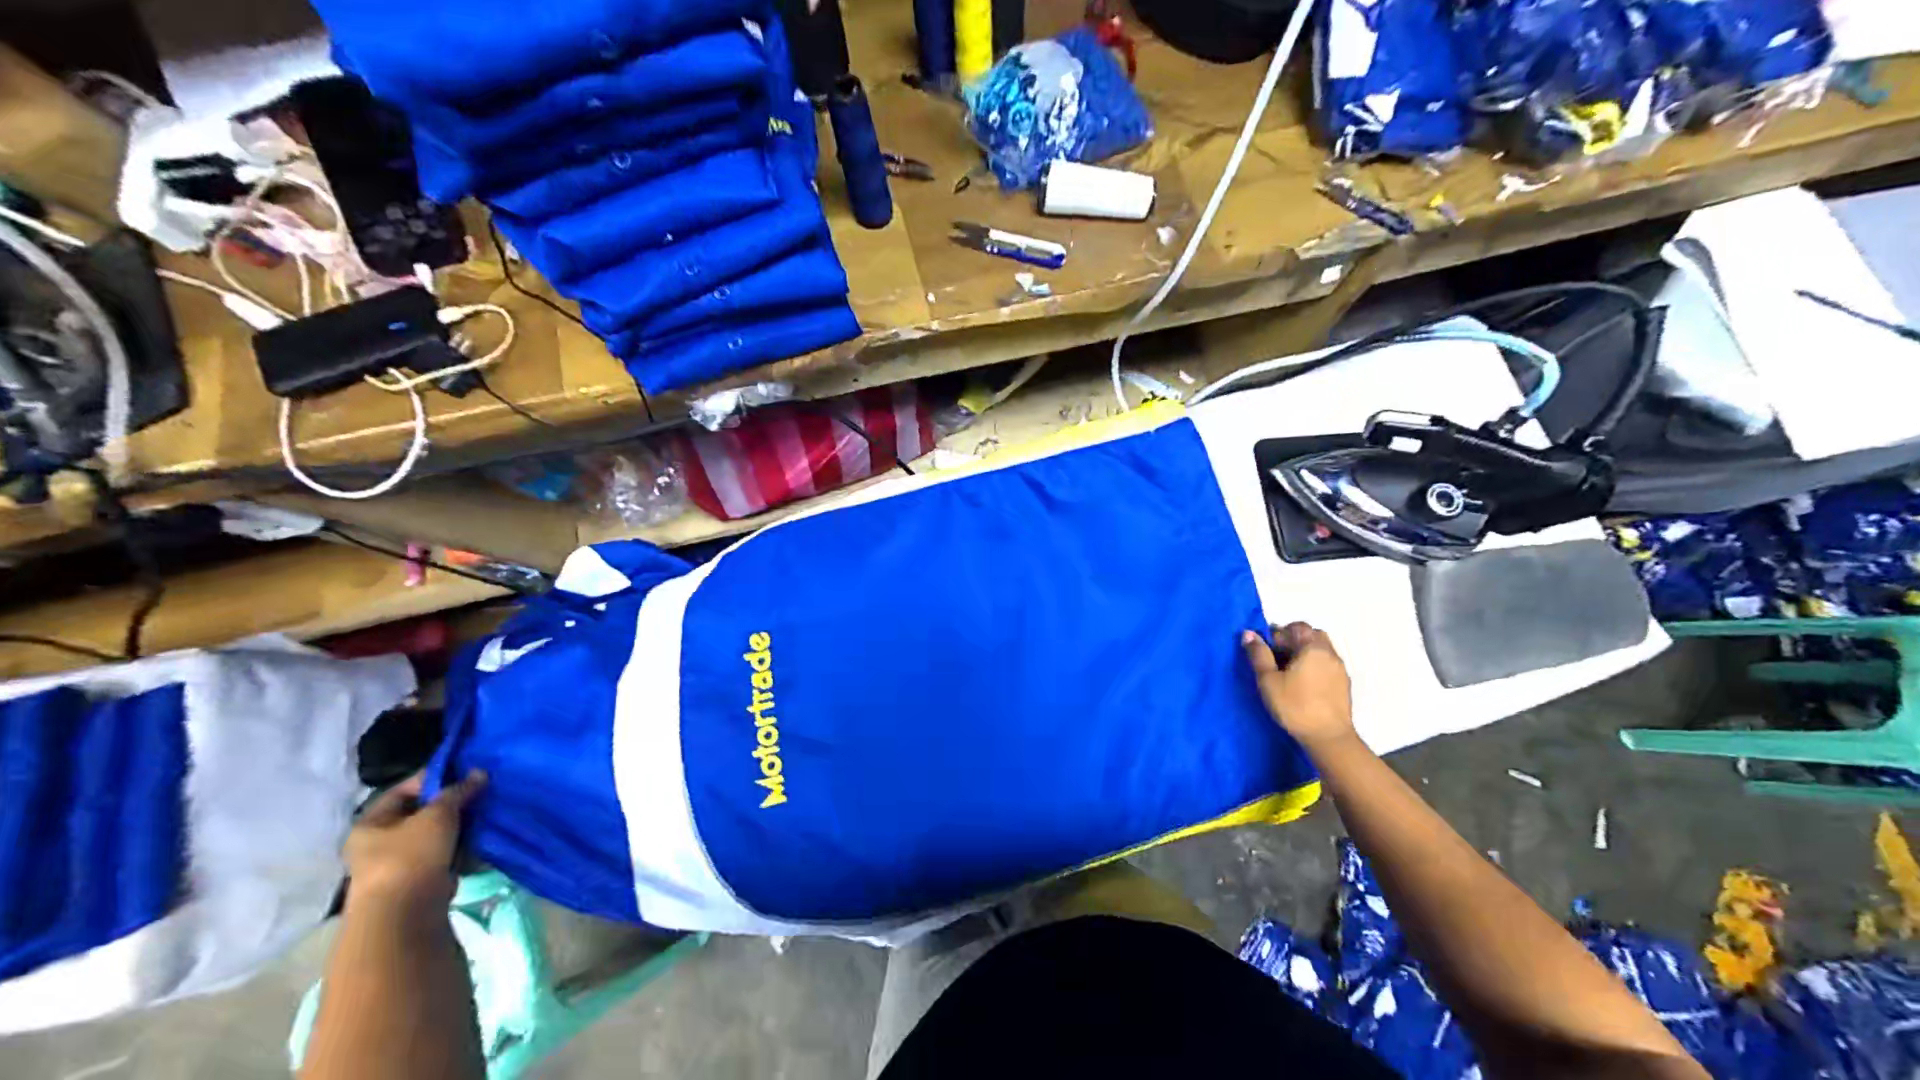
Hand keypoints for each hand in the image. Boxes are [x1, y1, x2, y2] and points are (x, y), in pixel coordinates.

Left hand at [343, 769, 486, 912]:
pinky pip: (439, 857)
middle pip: (418, 814)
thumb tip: (479, 773)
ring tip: (482, 816)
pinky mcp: (414, 883)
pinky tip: (476, 842)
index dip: (432, 778)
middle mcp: (375, 844)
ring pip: (432, 836)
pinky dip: (457, 849)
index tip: (462, 773)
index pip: (401, 791)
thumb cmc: (411, 856)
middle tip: (477, 794)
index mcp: (369, 825)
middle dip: (449, 804)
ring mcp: (394, 866)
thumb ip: (458, 791)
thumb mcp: (438, 815)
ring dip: (456, 827)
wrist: (404, 913)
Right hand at [1241, 622, 1355, 751]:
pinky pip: (1328, 664)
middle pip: (1312, 635)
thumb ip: (1258, 654)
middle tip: (1278, 657)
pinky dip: (1315, 665)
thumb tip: (1249, 633)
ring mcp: (1340, 668)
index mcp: (1312, 648)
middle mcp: (1330, 653)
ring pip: (1322, 649)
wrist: (1328, 736)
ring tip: (1290, 671)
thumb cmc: (1294, 705)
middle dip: (1294, 639)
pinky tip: (1304, 683)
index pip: (1296, 627)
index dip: (1279, 633)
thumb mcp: (1268, 680)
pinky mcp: (1344, 683)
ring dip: (1306, 652)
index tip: (1267, 649)